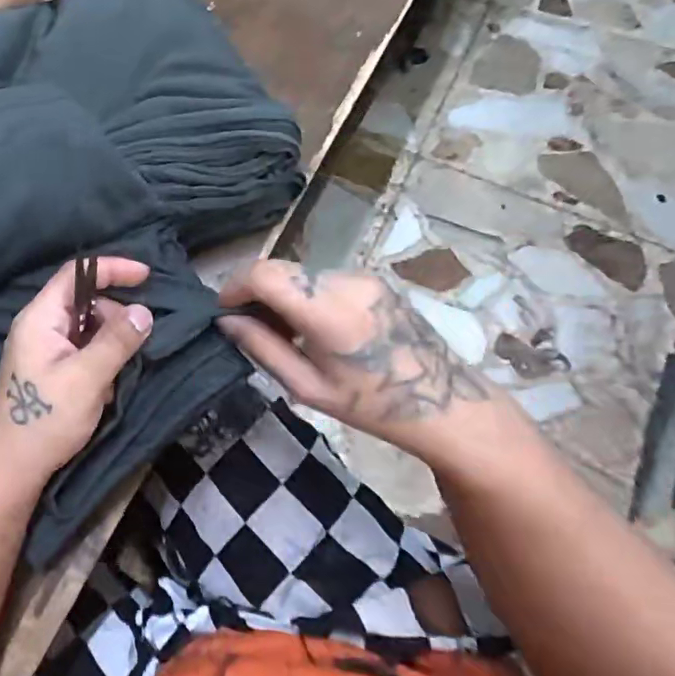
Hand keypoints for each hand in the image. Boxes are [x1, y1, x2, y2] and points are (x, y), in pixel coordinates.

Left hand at [0, 259, 155, 500]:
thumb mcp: (88, 378)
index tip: (146, 276)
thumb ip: (116, 341)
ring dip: (108, 346)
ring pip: (86, 330)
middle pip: (83, 302)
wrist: (11, 467)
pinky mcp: (47, 371)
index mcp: (40, 318)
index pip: (76, 274)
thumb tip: (144, 310)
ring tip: (115, 379)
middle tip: (137, 344)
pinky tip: (103, 392)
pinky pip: (80, 353)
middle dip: (114, 317)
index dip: (111, 269)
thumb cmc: (45, 418)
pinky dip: (98, 365)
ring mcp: (41, 350)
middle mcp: (38, 327)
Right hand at [217, 262, 506, 471]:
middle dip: (253, 292)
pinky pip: (319, 278)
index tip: (225, 313)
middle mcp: (344, 282)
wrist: (450, 405)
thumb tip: (225, 321)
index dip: (233, 287)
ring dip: (277, 294)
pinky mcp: (372, 279)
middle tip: (249, 328)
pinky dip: (301, 295)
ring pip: (296, 272)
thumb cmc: (373, 406)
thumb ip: (262, 348)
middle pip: (276, 269)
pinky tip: (310, 328)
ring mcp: (361, 277)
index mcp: (327, 312)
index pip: (262, 274)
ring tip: (281, 333)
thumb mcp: (308, 387)